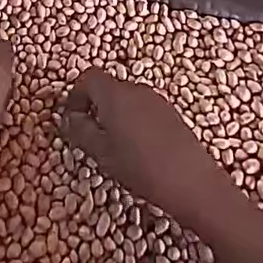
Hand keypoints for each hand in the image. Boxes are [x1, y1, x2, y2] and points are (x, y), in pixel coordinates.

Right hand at [56, 68, 231, 216]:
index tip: (72, 118)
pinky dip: (133, 122)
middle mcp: (136, 90)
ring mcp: (157, 101)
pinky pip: (144, 110)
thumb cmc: (140, 167)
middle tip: (89, 135)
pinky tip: (137, 151)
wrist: (194, 183)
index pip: (88, 78)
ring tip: (113, 146)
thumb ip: (80, 130)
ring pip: (126, 100)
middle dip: (95, 107)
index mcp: (114, 94)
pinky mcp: (172, 115)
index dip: (76, 96)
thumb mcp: (101, 152)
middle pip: (108, 88)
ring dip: (115, 116)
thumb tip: (69, 118)